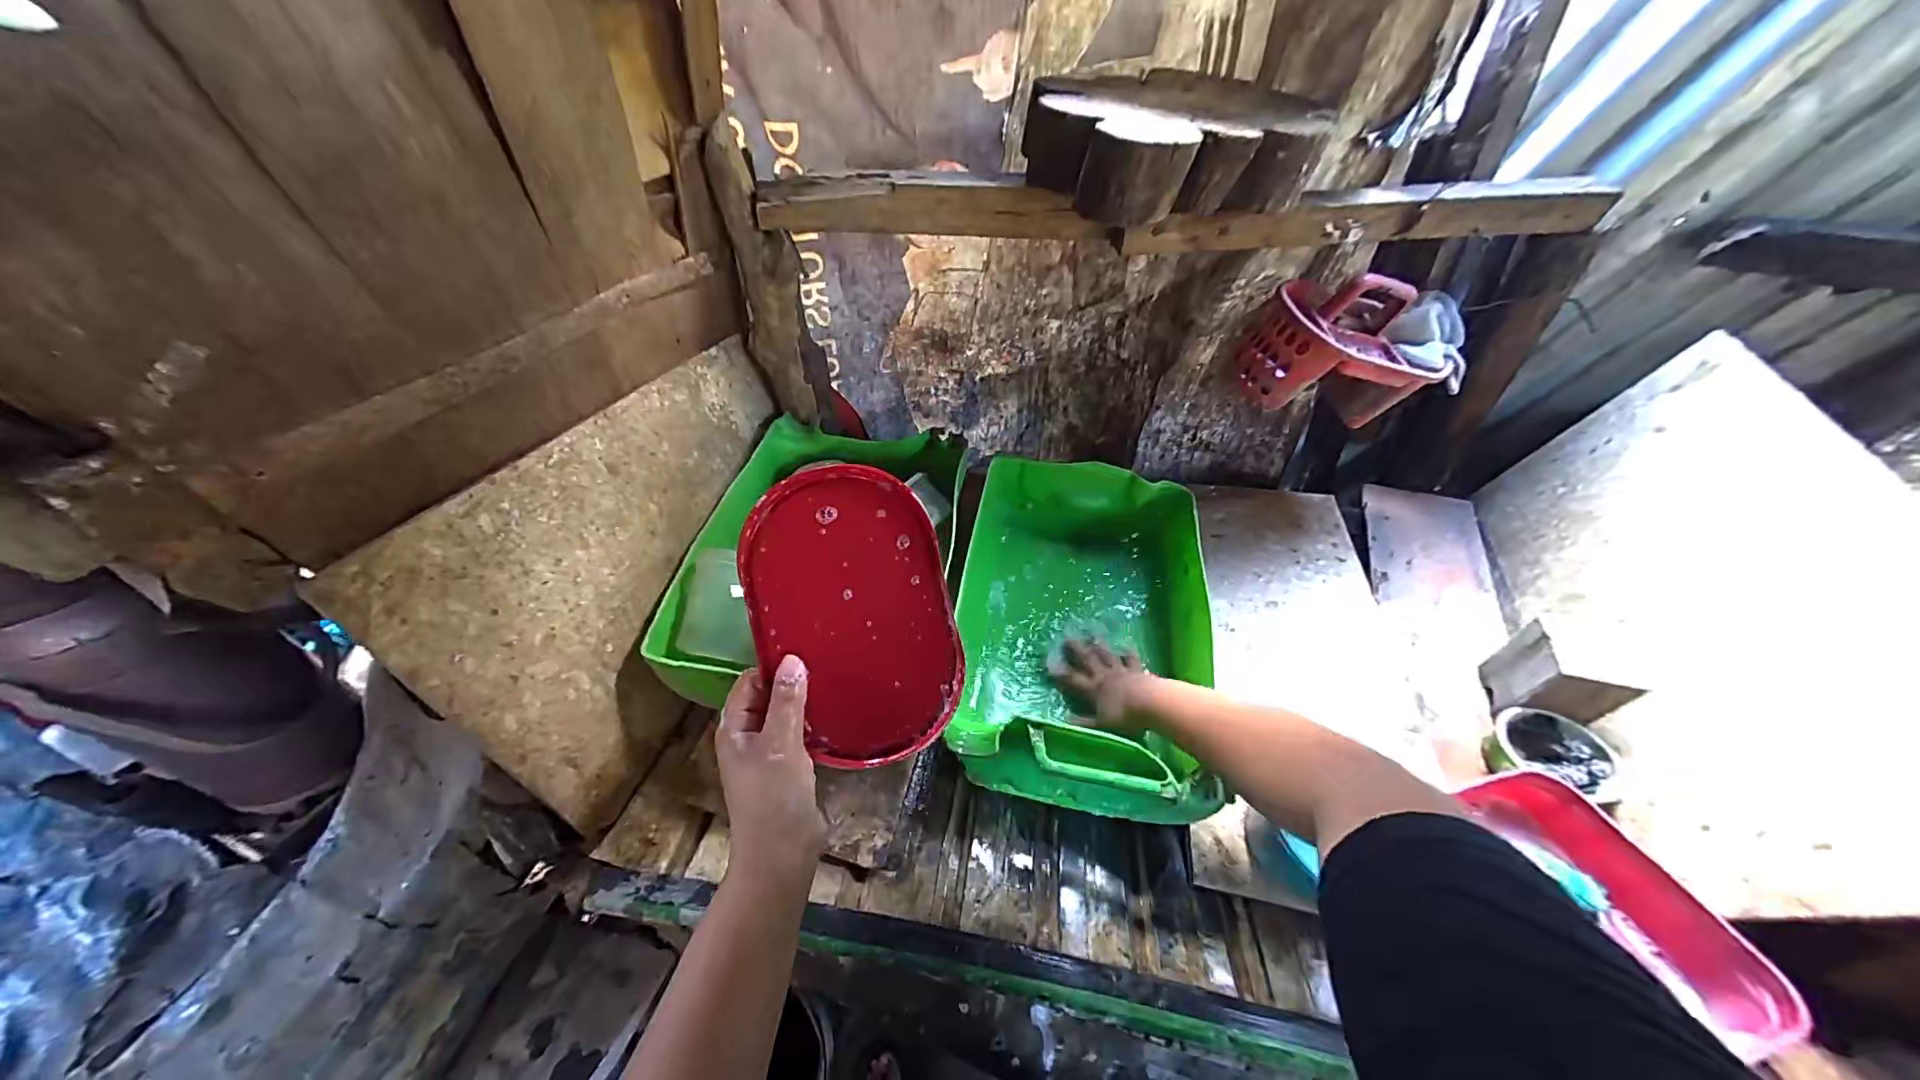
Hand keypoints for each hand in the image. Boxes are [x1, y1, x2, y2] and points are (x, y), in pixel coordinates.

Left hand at [717, 655, 827, 891]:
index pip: (748, 682)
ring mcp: (767, 755)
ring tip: (832, 683)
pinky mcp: (787, 769)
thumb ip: (786, 701)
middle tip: (824, 663)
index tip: (803, 650)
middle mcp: (746, 738)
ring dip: (802, 703)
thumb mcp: (781, 743)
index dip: (770, 666)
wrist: (782, 854)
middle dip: (790, 682)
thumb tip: (792, 659)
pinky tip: (832, 716)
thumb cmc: (774, 796)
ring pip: (783, 716)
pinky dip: (810, 724)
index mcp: (733, 728)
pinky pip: (796, 735)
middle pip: (766, 697)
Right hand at [1048, 635, 1150, 730]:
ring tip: (1092, 634)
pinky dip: (1127, 652)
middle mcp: (1103, 676)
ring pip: (1106, 655)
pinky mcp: (1136, 669)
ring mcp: (1120, 670)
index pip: (1072, 679)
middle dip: (1076, 649)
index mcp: (1093, 689)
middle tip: (1067, 638)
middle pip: (1087, 660)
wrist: (1151, 703)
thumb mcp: (1101, 724)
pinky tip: (1125, 645)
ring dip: (1098, 645)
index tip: (1048, 663)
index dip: (1059, 672)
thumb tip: (1063, 721)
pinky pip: (1130, 659)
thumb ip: (1083, 722)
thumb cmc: (1125, 716)